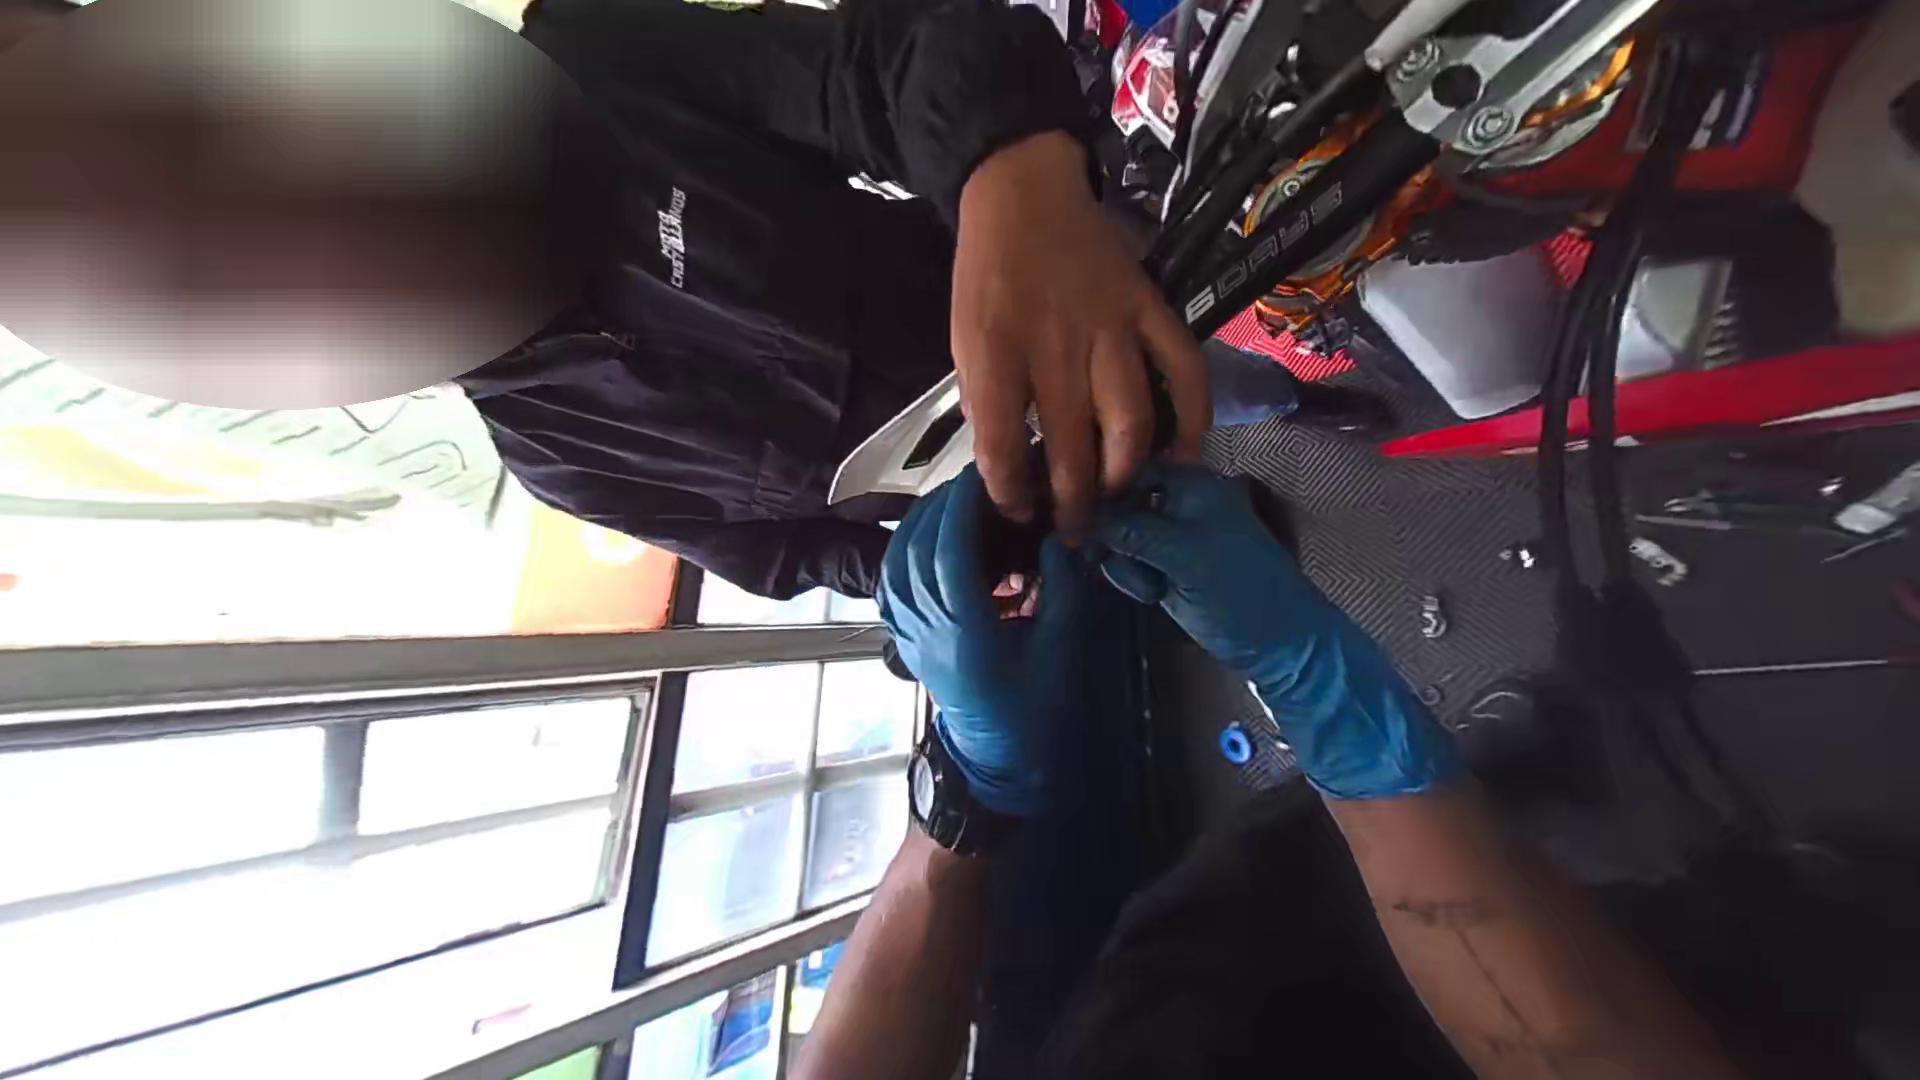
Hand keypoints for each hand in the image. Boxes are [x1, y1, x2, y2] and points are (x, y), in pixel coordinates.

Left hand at [878, 465, 1092, 815]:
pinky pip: (890, 585)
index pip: (950, 550)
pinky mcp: (905, 639)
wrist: (1000, 763)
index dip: (963, 505)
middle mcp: (926, 627)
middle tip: (975, 481)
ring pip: (895, 563)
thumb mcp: (1061, 650)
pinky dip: (903, 551)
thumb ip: (1063, 589)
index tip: (984, 475)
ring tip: (952, 502)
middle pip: (917, 549)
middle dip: (942, 505)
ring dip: (918, 523)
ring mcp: (909, 634)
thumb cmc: (1035, 711)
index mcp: (966, 629)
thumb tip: (1060, 534)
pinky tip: (925, 538)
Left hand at [952, 132, 1209, 539]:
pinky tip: (1185, 454)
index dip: (1008, 492)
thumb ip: (987, 402)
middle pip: (1072, 448)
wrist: (1023, 194)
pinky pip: (1182, 368)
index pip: (1003, 447)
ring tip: (1116, 499)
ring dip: (1123, 473)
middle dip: (1073, 503)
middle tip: (1074, 532)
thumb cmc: (986, 276)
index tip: (1017, 509)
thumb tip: (1010, 463)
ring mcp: (1110, 328)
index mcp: (995, 355)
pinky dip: (1191, 416)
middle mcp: (1056, 348)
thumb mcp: (964, 342)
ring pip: (1130, 421)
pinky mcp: (1148, 309)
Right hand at [1092, 461, 1459, 798]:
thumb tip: (1081, 517)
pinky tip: (1155, 596)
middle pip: (1118, 504)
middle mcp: (1177, 504)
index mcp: (1194, 485)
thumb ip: (1134, 532)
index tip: (1082, 515)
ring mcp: (1167, 538)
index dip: (1106, 488)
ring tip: (1154, 588)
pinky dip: (1132, 578)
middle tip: (1115, 558)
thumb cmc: (1242, 591)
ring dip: (1125, 564)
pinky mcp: (1161, 566)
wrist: (1277, 645)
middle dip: (1115, 535)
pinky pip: (1126, 562)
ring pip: (1117, 537)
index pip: (1134, 469)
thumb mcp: (1188, 557)